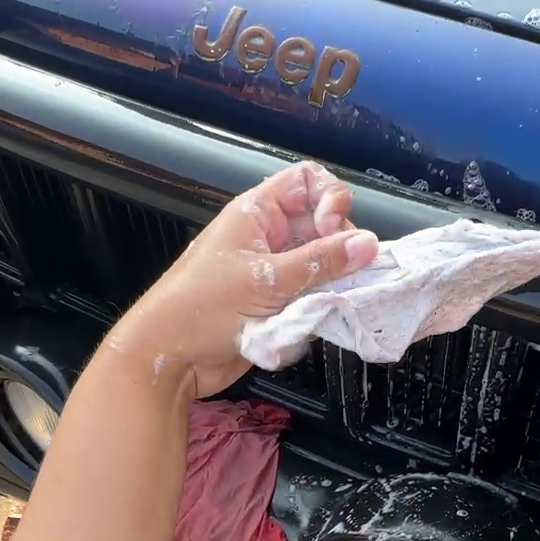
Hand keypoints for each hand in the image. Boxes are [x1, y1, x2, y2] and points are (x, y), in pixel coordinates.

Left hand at [107, 161, 377, 397]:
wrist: (172, 358)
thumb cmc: (201, 309)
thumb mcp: (266, 281)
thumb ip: (320, 262)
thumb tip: (367, 243)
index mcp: (258, 214)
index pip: (309, 182)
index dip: (330, 199)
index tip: (333, 229)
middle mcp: (269, 238)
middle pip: (324, 228)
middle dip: (339, 249)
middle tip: (341, 273)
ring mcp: (276, 273)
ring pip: (323, 267)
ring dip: (331, 284)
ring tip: (328, 301)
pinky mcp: (280, 305)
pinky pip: (313, 298)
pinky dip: (319, 309)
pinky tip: (314, 320)